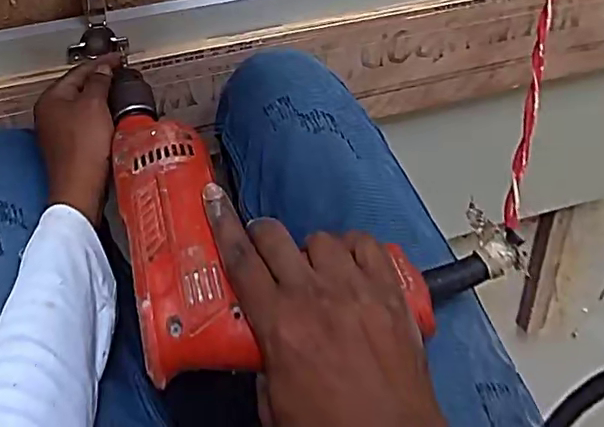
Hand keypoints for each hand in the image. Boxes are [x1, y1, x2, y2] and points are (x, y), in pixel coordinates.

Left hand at [34, 56, 115, 221]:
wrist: (80, 190)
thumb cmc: (83, 148)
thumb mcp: (94, 105)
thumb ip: (99, 81)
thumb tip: (103, 69)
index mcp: (50, 98)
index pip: (78, 71)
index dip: (100, 63)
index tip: (117, 59)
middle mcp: (48, 113)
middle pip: (77, 88)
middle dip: (99, 80)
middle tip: (119, 73)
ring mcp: (56, 131)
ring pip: (81, 106)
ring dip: (99, 99)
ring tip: (118, 93)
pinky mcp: (67, 147)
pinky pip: (83, 123)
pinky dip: (97, 116)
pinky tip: (110, 117)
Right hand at [204, 183, 445, 426]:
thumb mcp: (276, 403)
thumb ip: (263, 358)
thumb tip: (260, 335)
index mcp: (280, 325)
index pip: (241, 259)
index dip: (223, 224)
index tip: (214, 200)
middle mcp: (314, 297)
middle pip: (274, 235)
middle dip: (263, 238)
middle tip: (266, 253)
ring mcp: (355, 290)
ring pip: (319, 237)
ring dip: (310, 251)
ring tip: (315, 272)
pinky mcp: (389, 293)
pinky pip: (366, 244)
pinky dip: (353, 248)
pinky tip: (350, 265)